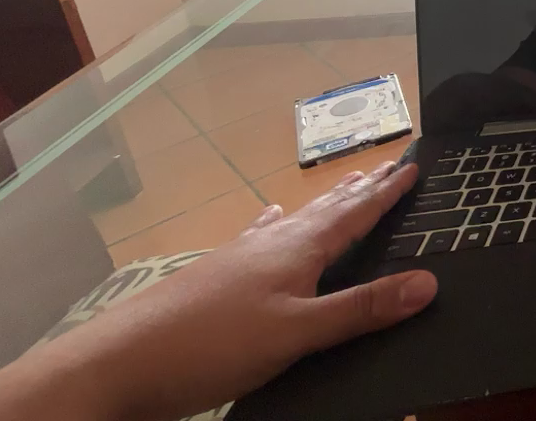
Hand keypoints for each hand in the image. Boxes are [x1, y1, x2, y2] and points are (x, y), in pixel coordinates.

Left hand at [0, 161, 436, 420]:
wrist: (105, 371)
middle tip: (389, 164)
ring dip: (327, 200)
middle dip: (363, 187)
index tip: (415, 164)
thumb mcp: (296, 333)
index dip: (389, 190)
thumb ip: (362, 308)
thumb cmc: (211, 346)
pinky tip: (268, 216)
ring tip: (347, 180)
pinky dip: (272, 222)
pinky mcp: (211, 276)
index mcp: (301, 249)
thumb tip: (430, 282)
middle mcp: (275, 243)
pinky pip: (256, 235)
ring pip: (297, 218)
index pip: (358, 212)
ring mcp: (239, 257)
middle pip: (329, 207)